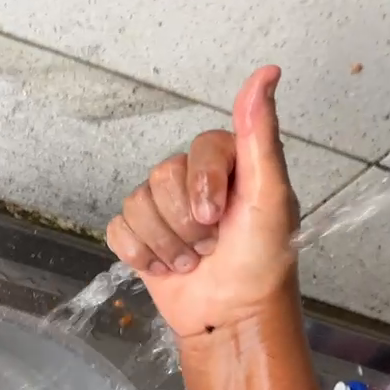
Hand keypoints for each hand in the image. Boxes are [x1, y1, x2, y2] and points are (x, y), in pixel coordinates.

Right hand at [105, 66, 298, 336]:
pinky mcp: (138, 237)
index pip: (196, 149)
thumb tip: (267, 72)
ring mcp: (161, 210)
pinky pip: (118, 229)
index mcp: (227, 164)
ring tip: (191, 261)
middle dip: (184, 222)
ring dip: (165, 242)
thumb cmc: (261, 262)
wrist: (230, 317)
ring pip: (136, 204)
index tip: (220, 217)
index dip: (202, 185)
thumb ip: (260, 135)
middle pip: (160, 176)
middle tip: (210, 245)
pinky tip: (162, 268)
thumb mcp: (271, 196)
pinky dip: (139, 253)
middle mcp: (191, 180)